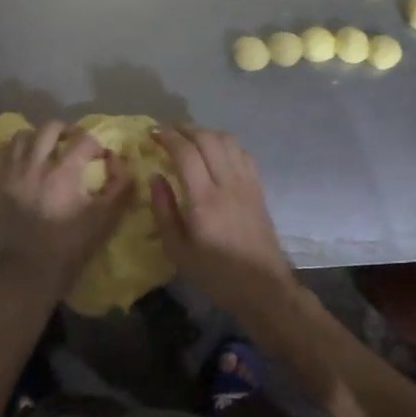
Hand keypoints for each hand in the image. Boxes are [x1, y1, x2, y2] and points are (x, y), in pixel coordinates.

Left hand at [0, 122, 132, 299]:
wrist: (29, 271)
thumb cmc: (71, 246)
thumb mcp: (106, 219)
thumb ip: (120, 186)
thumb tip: (118, 160)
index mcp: (64, 173)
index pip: (84, 139)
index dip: (96, 145)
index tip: (100, 157)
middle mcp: (35, 165)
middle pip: (50, 127)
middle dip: (66, 131)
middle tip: (73, 144)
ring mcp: (11, 172)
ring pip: (22, 135)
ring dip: (38, 138)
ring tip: (46, 151)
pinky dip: (12, 150)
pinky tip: (22, 161)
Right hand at [150, 125, 298, 319]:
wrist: (263, 287)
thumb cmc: (215, 273)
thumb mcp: (178, 250)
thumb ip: (163, 210)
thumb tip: (155, 177)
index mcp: (204, 200)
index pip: (186, 153)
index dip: (168, 137)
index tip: (152, 133)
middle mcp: (228, 184)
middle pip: (208, 139)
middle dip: (185, 129)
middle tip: (167, 131)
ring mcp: (247, 184)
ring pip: (228, 141)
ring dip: (206, 132)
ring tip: (190, 137)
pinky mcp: (258, 189)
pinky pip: (243, 154)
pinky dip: (226, 144)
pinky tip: (216, 152)